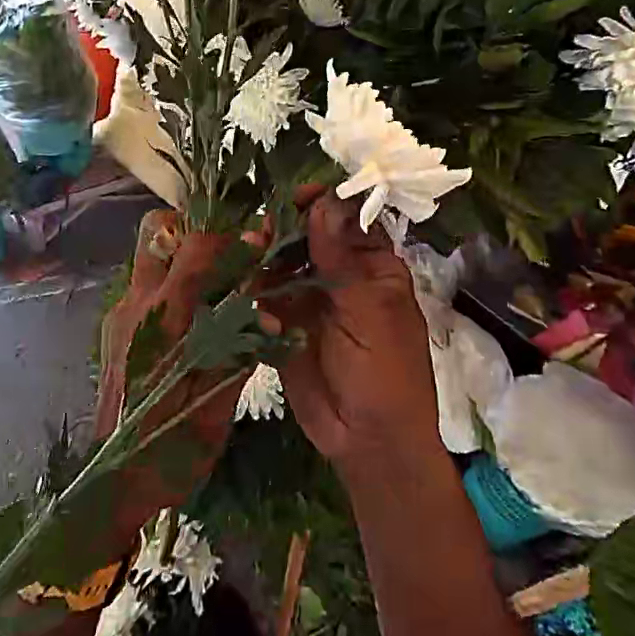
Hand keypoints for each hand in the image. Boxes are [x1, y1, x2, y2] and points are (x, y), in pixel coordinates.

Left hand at [91, 209, 245, 541]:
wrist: (111, 484)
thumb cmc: (171, 447)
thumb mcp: (218, 400)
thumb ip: (240, 343)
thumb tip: (266, 303)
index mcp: (164, 317)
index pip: (197, 247)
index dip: (234, 237)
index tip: (260, 242)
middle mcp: (136, 303)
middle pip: (156, 229)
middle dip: (192, 230)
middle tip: (225, 257)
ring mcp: (119, 314)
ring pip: (147, 256)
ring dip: (179, 257)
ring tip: (212, 287)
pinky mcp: (113, 331)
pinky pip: (142, 286)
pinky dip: (168, 285)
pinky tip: (190, 321)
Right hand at [268, 193, 443, 487]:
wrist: (368, 441)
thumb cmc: (387, 373)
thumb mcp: (369, 312)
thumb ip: (341, 258)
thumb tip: (325, 202)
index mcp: (372, 266)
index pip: (346, 219)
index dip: (323, 202)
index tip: (296, 194)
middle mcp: (338, 275)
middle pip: (306, 236)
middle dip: (284, 228)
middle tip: (262, 229)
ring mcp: (308, 299)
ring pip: (280, 264)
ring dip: (263, 257)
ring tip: (247, 252)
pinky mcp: (282, 324)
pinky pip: (262, 298)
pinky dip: (253, 293)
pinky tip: (249, 295)